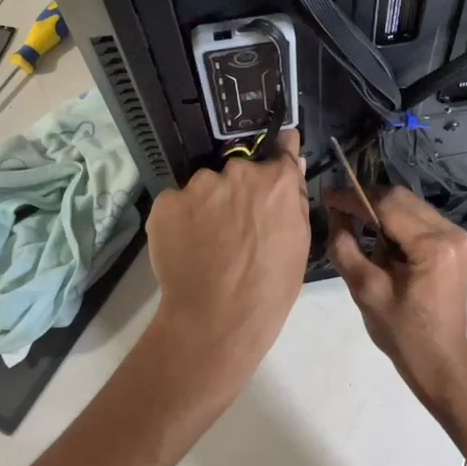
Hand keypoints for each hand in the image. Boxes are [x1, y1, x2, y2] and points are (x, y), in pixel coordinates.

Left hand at [144, 130, 309, 389]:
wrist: (217, 319)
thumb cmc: (270, 287)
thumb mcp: (299, 243)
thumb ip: (295, 199)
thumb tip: (294, 165)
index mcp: (276, 180)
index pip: (282, 146)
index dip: (278, 152)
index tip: (275, 157)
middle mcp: (238, 172)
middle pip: (239, 170)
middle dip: (238, 190)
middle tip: (235, 226)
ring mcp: (199, 185)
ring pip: (205, 186)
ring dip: (207, 204)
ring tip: (206, 242)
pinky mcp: (167, 202)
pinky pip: (176, 203)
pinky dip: (180, 219)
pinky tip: (186, 247)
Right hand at [325, 185, 466, 404]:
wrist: (441, 360)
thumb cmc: (403, 333)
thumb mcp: (366, 291)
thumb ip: (346, 248)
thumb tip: (334, 214)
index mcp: (433, 246)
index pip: (388, 205)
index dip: (355, 197)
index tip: (327, 196)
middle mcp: (451, 232)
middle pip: (401, 199)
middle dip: (367, 200)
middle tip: (337, 209)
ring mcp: (456, 236)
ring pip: (410, 205)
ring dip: (380, 210)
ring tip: (353, 224)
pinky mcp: (454, 243)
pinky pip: (419, 219)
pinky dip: (395, 222)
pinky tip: (377, 237)